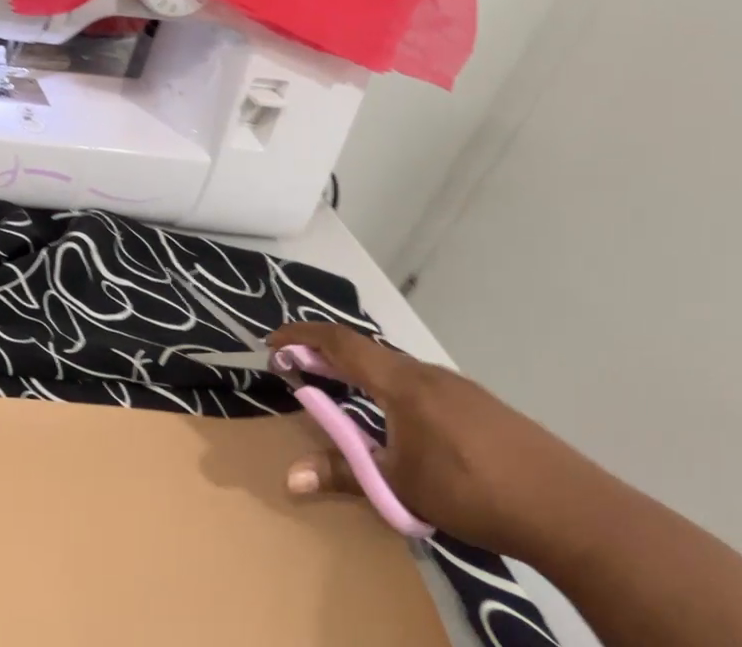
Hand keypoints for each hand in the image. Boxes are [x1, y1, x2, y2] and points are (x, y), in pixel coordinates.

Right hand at [266, 322, 614, 559]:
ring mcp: (463, 392)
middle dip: (325, 355)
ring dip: (360, 371)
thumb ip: (343, 474)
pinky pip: (421, 385)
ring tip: (340, 392)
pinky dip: (390, 387)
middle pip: (367, 351)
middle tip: (296, 368)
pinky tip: (396, 420)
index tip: (271, 343)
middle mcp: (430, 376)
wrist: (579, 516)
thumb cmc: (475, 492)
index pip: (341, 343)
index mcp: (403, 384)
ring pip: (397, 368)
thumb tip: (289, 478)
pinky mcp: (486, 411)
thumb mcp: (399, 486)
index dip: (301, 336)